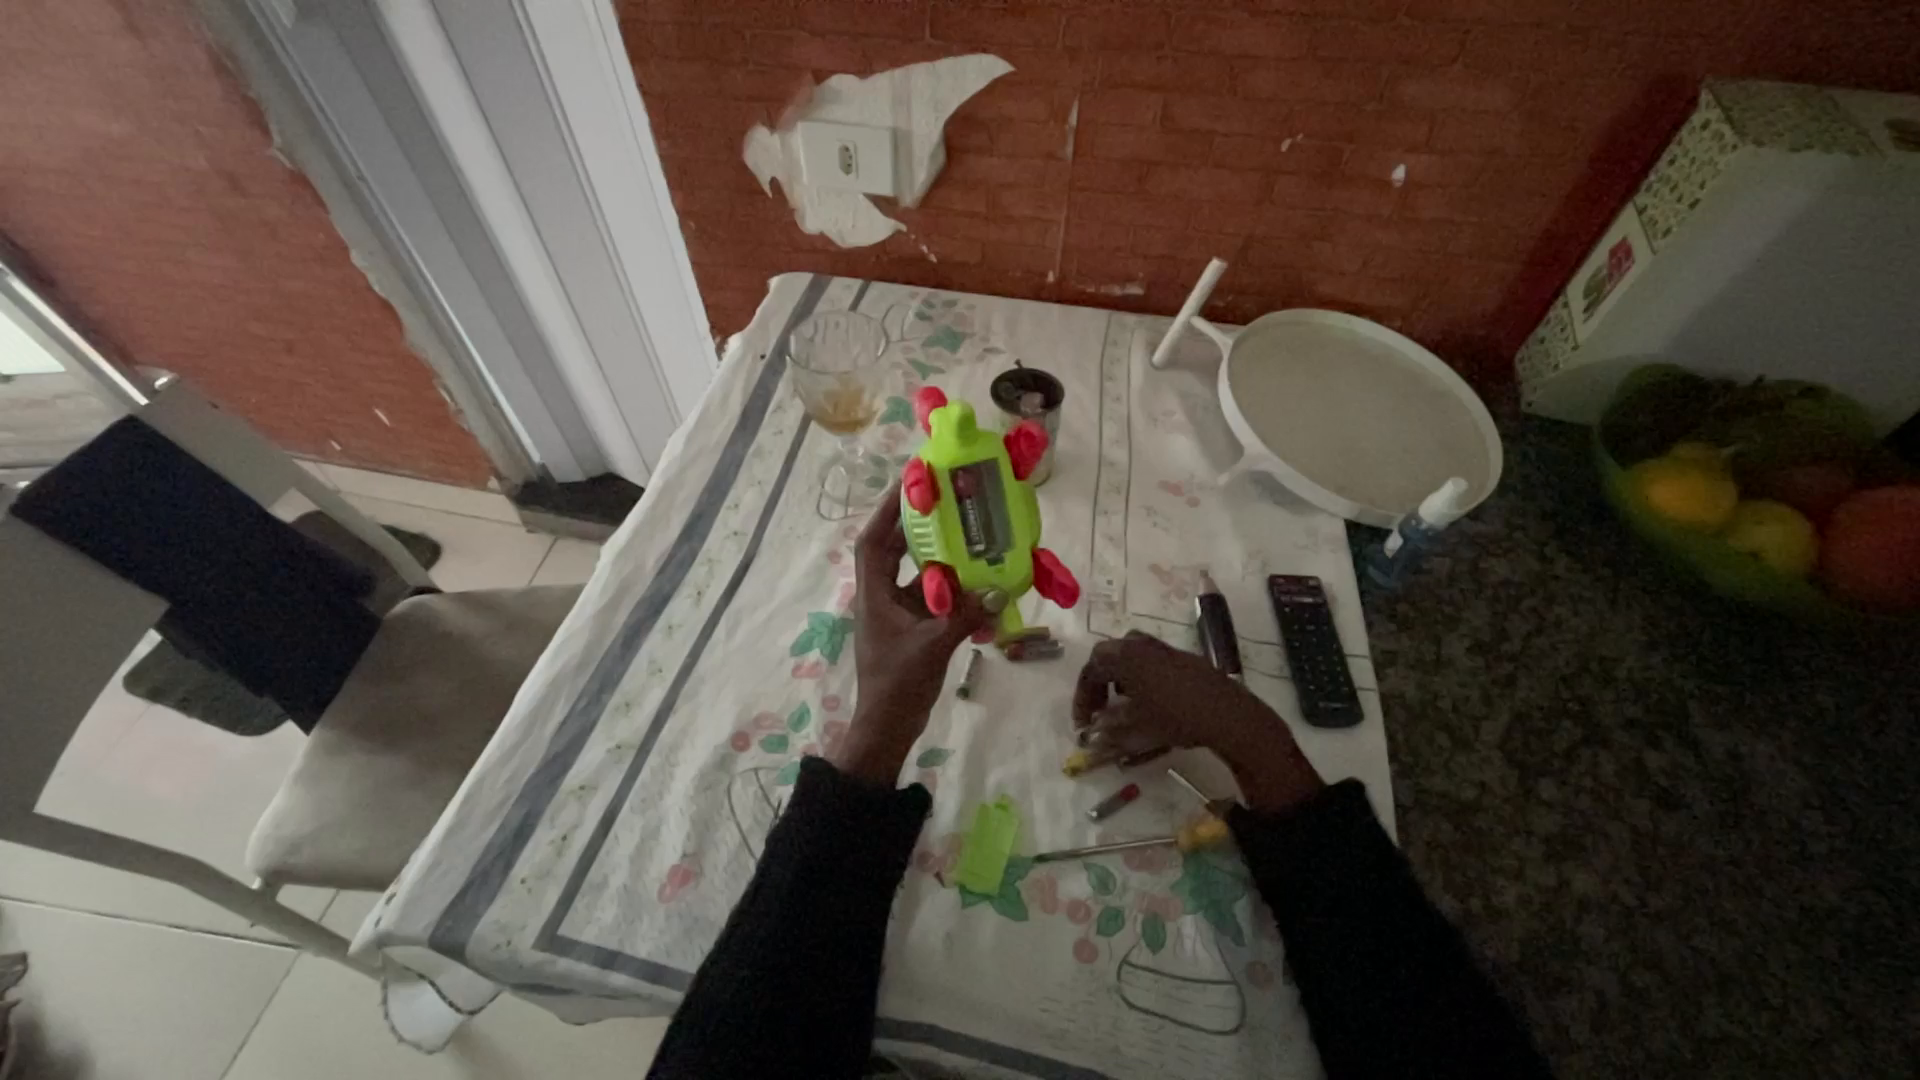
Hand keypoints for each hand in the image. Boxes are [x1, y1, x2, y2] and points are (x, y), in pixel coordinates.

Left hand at [831, 483, 988, 784]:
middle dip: (917, 526)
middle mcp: (883, 597)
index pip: (873, 542)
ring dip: (939, 558)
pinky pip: (934, 600)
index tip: (908, 485)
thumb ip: (965, 616)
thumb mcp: (932, 646)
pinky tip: (979, 584)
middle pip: (895, 551)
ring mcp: (898, 614)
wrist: (888, 726)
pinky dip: (953, 590)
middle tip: (947, 504)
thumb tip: (999, 590)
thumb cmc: (898, 683)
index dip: (886, 512)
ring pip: (917, 575)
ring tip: (969, 536)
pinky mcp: (914, 630)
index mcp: (874, 594)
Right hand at [1073, 632, 1323, 811]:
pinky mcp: (1184, 658)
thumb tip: (1091, 733)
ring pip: (1131, 652)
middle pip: (1108, 654)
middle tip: (1097, 706)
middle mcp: (1141, 645)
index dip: (1081, 697)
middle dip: (1098, 680)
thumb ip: (1109, 730)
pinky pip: (1151, 659)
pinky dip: (1140, 675)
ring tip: (1120, 700)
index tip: (1082, 723)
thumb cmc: (1176, 719)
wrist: (1228, 715)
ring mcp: (1165, 649)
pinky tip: (1149, 699)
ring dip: (1119, 674)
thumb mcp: (1137, 730)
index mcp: (1125, 657)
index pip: (1091, 671)